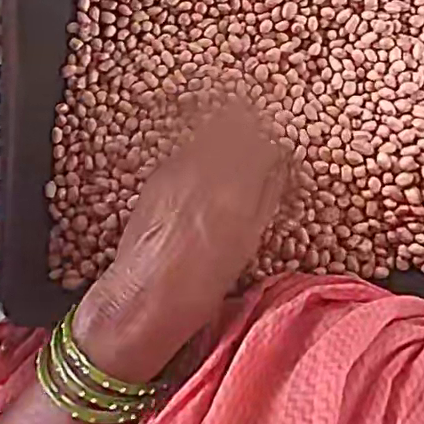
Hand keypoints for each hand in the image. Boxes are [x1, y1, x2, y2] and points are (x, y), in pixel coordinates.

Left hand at [72, 108, 286, 380]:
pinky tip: (201, 176)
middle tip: (255, 152)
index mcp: (237, 186)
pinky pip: (187, 150)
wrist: (145, 295)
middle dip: (249, 135)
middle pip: (235, 129)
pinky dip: (200, 154)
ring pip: (209, 134)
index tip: (277, 158)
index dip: (273, 150)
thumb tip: (278, 168)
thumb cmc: (204, 281)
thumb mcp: (247, 241)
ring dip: (224, 139)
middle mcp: (207, 167)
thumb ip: (265, 196)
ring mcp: (178, 166)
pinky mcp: (158, 173)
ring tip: (230, 159)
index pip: (264, 146)